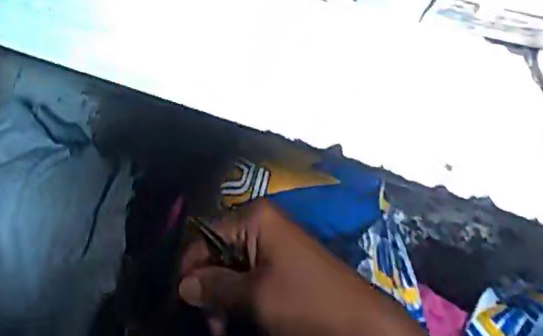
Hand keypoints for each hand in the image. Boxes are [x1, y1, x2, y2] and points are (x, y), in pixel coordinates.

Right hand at [178, 202, 424, 335]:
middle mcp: (262, 222)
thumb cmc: (307, 303)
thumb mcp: (257, 298)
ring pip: (232, 266)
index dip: (189, 266)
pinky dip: (240, 298)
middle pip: (217, 249)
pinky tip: (239, 320)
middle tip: (211, 325)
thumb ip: (217, 287)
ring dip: (223, 296)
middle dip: (208, 286)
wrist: (363, 324)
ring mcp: (274, 243)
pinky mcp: (284, 265)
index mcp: (254, 217)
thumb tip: (183, 285)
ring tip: (223, 328)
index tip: (179, 303)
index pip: (205, 233)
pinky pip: (250, 275)